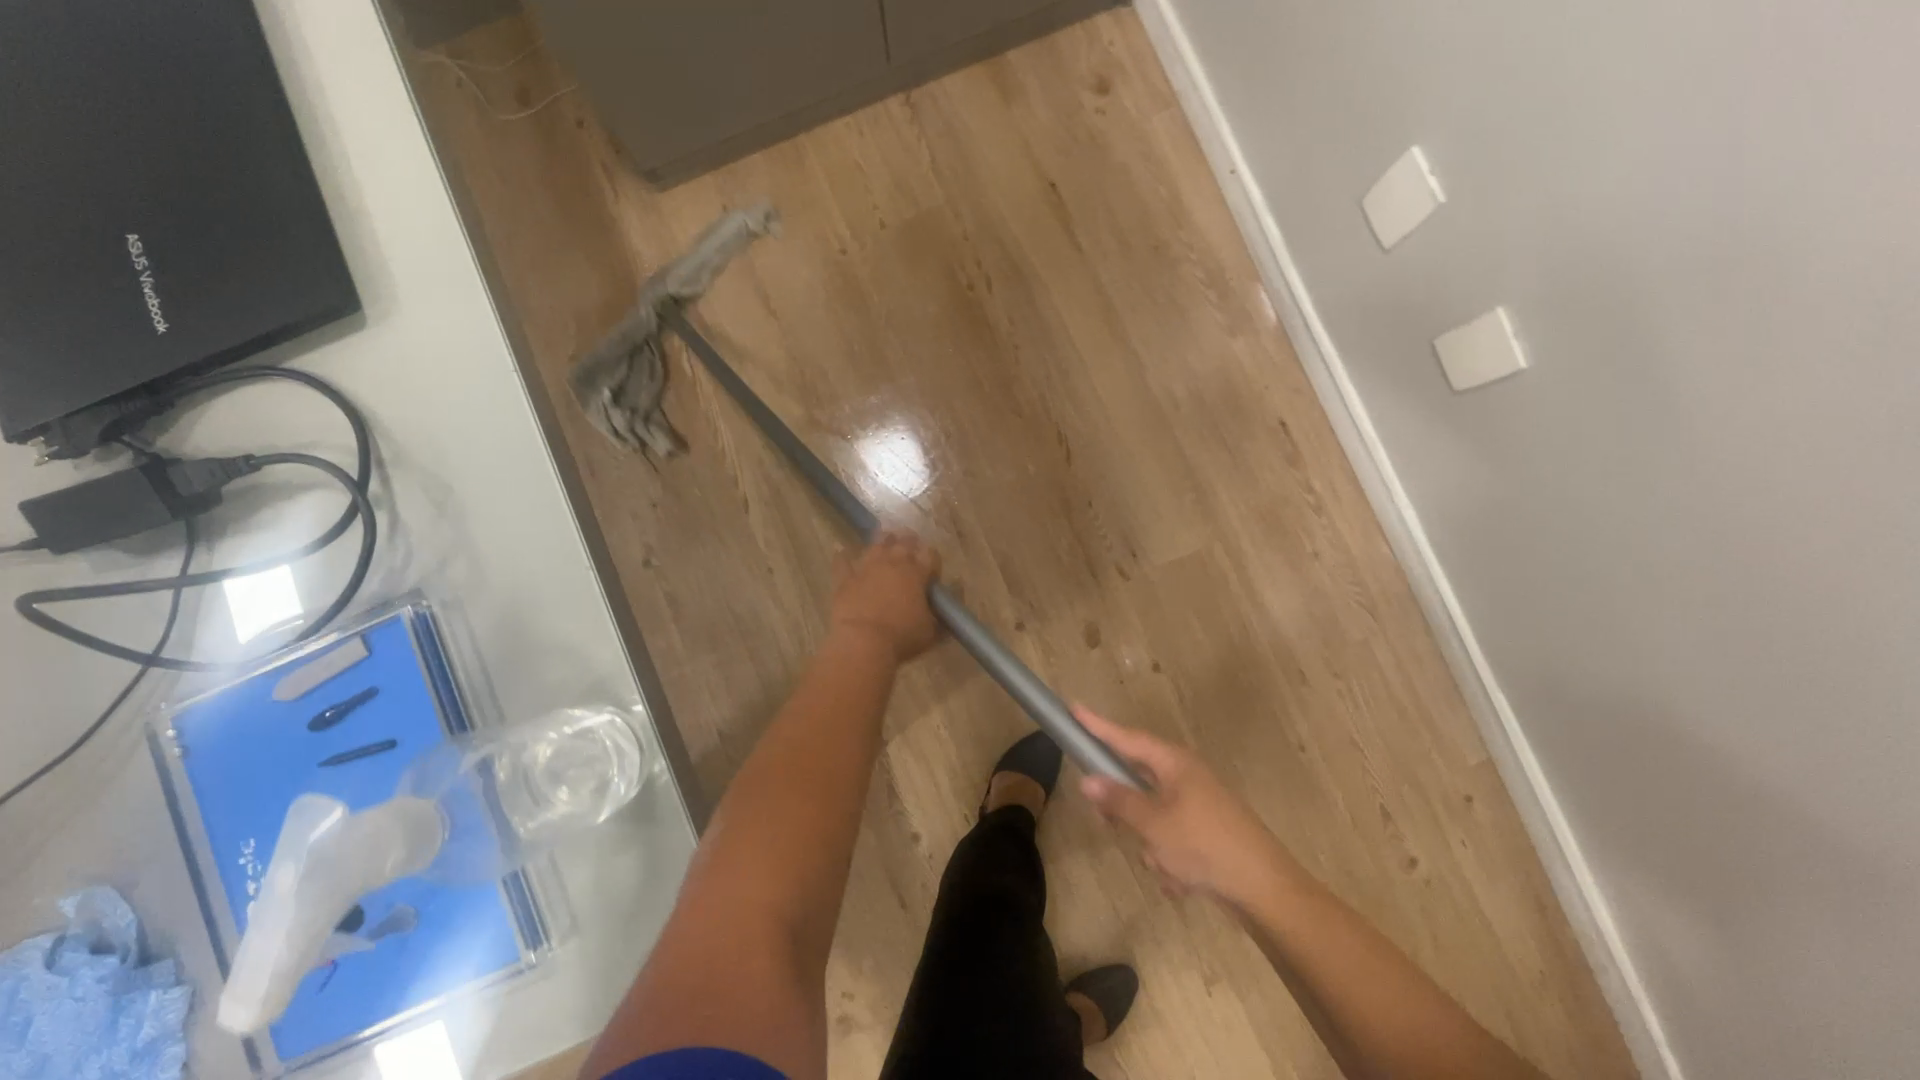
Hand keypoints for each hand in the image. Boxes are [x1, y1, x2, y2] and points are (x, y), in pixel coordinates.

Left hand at [828, 529, 941, 662]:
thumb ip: (944, 608)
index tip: (931, 566)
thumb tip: (957, 589)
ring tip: (885, 537)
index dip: (932, 558)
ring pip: (876, 545)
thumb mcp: (933, 630)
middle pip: (904, 543)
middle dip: (909, 541)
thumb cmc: (902, 638)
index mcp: (917, 573)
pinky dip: (843, 556)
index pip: (930, 555)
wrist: (863, 642)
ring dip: (882, 540)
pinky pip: (842, 561)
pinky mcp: (845, 578)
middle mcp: (893, 563)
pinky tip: (842, 551)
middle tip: (910, 541)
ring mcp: (867, 567)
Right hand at [1076, 706, 1302, 907]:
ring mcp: (1198, 804)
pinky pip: (1171, 840)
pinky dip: (1170, 860)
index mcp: (1175, 763)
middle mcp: (1186, 776)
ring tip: (1166, 866)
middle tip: (1106, 823)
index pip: (1127, 738)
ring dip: (1151, 844)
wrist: (1264, 887)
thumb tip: (1087, 779)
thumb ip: (1118, 801)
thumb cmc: (1205, 846)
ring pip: (1151, 817)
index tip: (1073, 709)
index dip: (1098, 726)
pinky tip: (1182, 881)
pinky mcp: (1205, 832)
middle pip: (1136, 781)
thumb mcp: (1154, 824)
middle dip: (1124, 810)